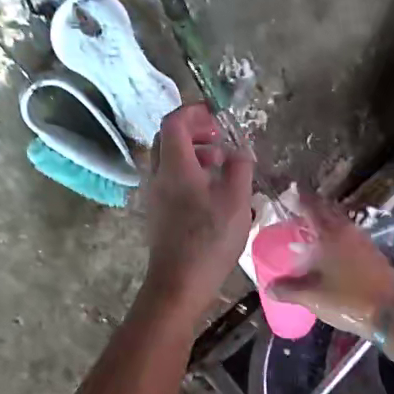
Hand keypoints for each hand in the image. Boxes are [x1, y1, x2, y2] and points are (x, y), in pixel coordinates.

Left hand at [142, 105, 254, 314]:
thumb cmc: (209, 240)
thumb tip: (239, 151)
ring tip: (221, 163)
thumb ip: (239, 168)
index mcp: (173, 166)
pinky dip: (188, 172)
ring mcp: (154, 194)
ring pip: (168, 159)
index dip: (194, 112)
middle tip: (220, 136)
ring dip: (193, 152)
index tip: (217, 115)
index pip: (173, 121)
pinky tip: (212, 191)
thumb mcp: (236, 200)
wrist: (178, 282)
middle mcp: (157, 175)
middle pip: (168, 138)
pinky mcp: (157, 211)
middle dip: (194, 130)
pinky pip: (169, 179)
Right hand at [266, 198, 393, 336]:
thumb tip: (268, 287)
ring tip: (312, 232)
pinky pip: (351, 239)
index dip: (300, 199)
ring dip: (327, 224)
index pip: (312, 208)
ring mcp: (365, 244)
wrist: (391, 316)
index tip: (291, 191)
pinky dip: (338, 239)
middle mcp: (348, 233)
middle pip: (329, 213)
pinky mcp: (375, 257)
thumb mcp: (310, 296)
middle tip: (299, 212)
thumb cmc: (346, 300)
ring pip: (342, 226)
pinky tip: (332, 253)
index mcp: (330, 235)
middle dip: (314, 209)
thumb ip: (287, 289)